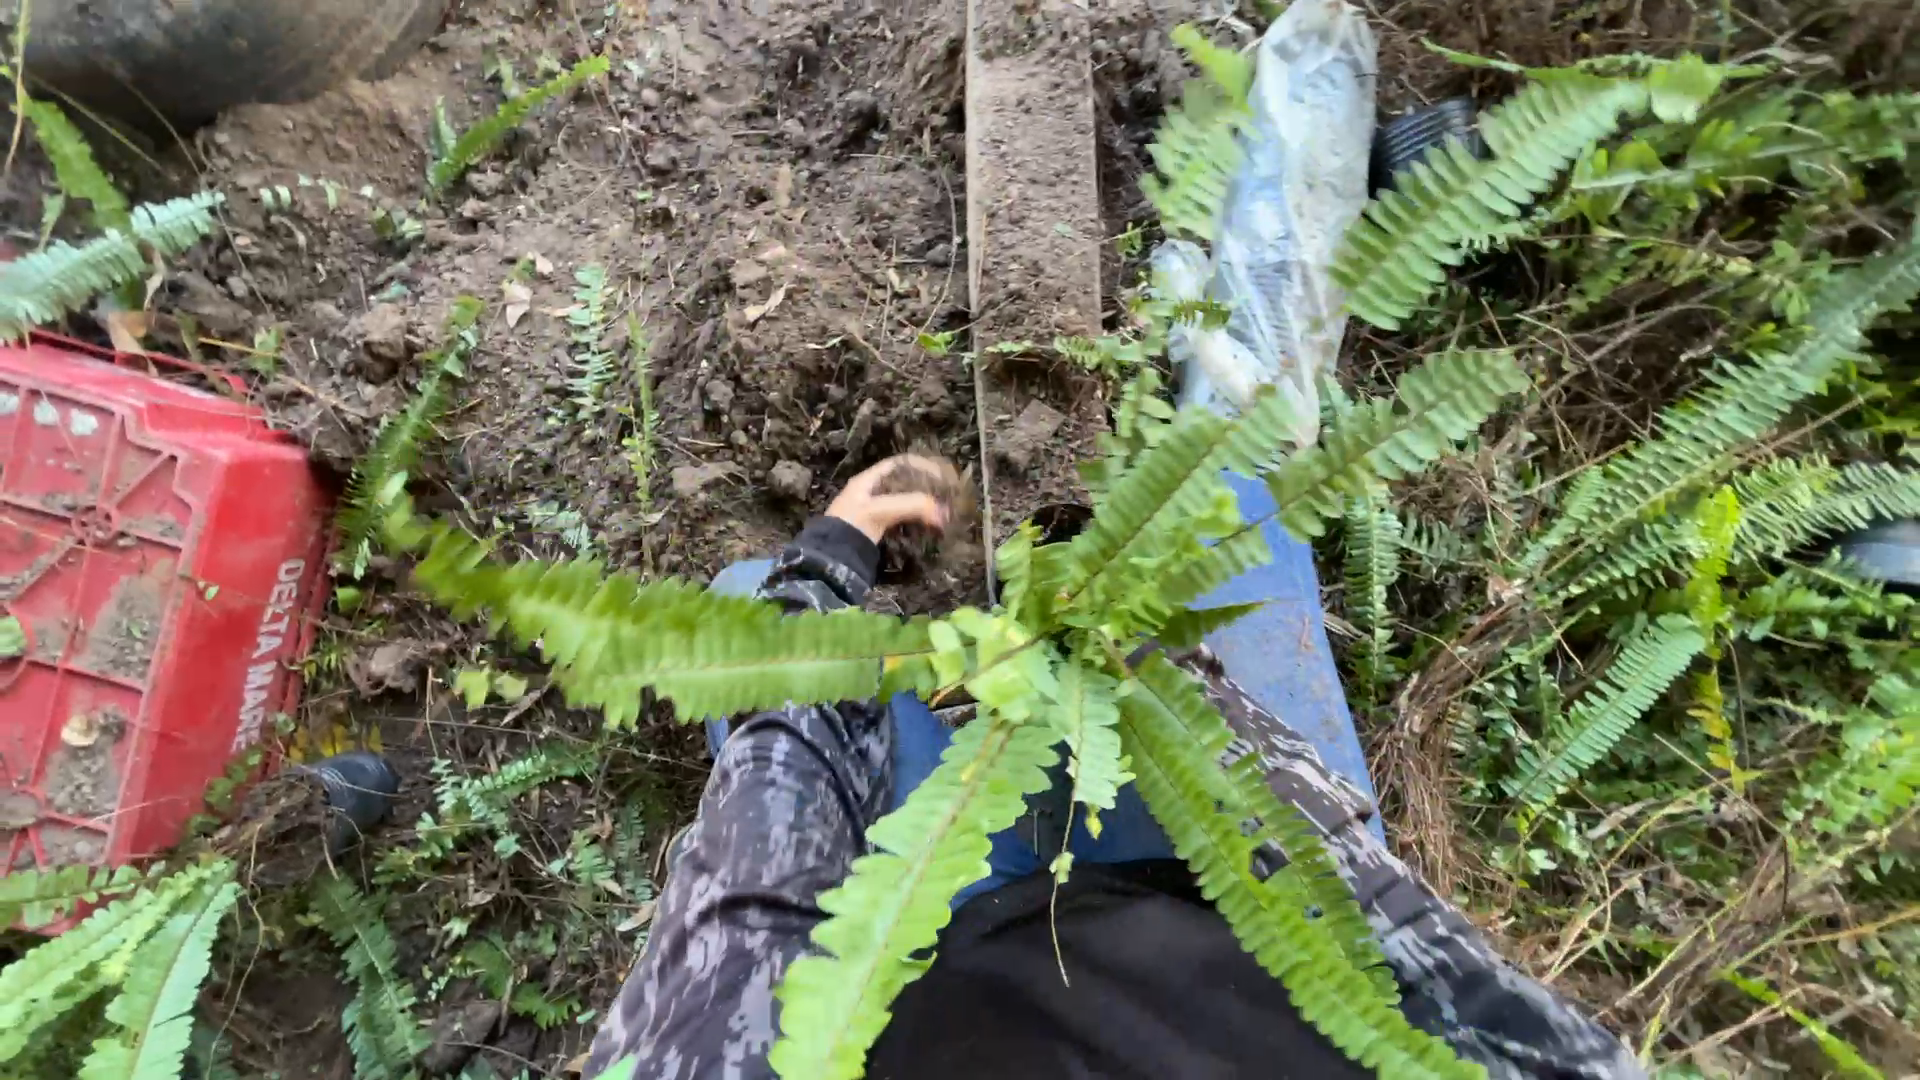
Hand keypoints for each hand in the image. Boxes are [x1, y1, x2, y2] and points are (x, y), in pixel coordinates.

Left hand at [826, 454, 952, 542]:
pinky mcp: (878, 532)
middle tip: (948, 498)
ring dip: (925, 507)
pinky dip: (918, 523)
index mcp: (868, 480)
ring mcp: (875, 513)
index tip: (943, 477)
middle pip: (906, 483)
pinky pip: (903, 521)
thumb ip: (911, 506)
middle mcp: (872, 493)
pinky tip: (930, 529)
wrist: (830, 560)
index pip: (901, 464)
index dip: (924, 466)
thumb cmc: (851, 527)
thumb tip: (944, 513)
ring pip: (906, 503)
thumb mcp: (880, 511)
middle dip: (928, 489)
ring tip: (944, 515)